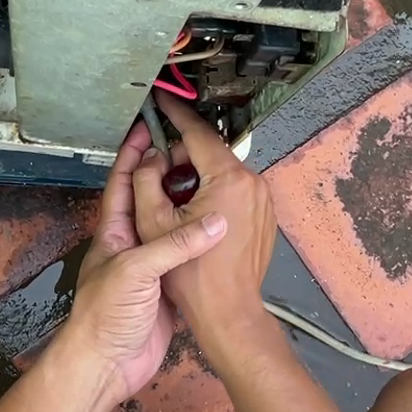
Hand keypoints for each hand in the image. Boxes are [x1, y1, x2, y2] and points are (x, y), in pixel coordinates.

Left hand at [54, 121, 228, 406]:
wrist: (108, 365)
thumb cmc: (106, 315)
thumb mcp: (136, 272)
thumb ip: (175, 245)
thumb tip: (216, 223)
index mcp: (113, 234)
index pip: (120, 184)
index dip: (132, 155)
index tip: (148, 128)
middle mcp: (130, 245)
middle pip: (147, 201)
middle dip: (164, 174)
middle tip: (191, 151)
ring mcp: (148, 268)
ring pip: (168, 227)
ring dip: (184, 206)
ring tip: (208, 182)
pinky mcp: (165, 289)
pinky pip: (182, 257)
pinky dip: (197, 241)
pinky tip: (215, 230)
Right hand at [132, 92, 275, 336]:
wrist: (227, 312)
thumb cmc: (194, 276)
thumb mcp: (154, 222)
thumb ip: (146, 180)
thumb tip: (149, 156)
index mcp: (228, 179)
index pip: (197, 132)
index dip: (175, 114)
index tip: (163, 99)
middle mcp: (252, 183)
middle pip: (209, 153)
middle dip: (181, 160)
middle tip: (158, 180)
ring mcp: (263, 200)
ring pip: (221, 173)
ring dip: (196, 179)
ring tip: (176, 206)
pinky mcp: (264, 215)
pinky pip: (234, 191)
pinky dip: (213, 194)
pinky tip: (195, 218)